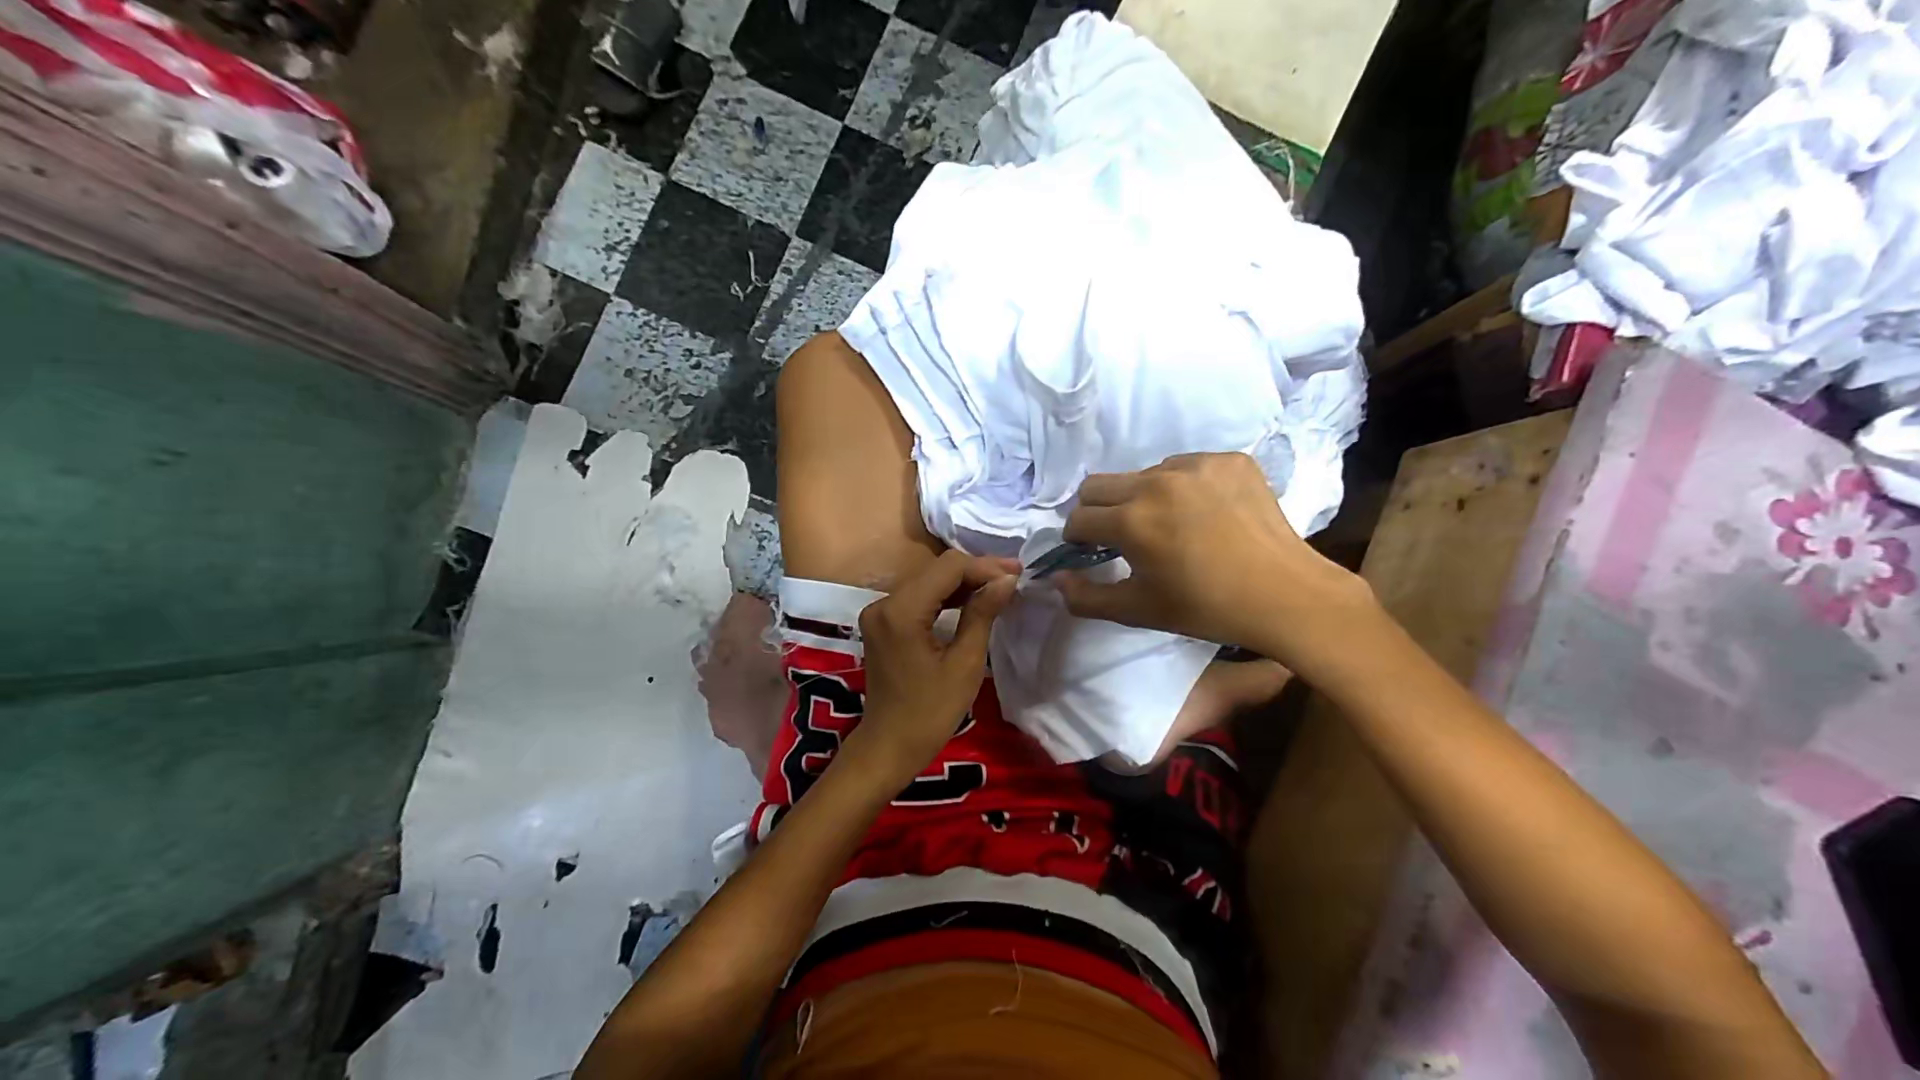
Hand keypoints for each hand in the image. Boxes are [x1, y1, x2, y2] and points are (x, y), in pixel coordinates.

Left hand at [845, 550, 1019, 783]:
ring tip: (1000, 588)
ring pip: (927, 580)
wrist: (889, 745)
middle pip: (936, 570)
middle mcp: (883, 603)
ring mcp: (879, 611)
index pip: (948, 568)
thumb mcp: (965, 664)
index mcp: (901, 612)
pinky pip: (917, 596)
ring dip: (962, 582)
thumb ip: (982, 614)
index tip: (1017, 575)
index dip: (984, 567)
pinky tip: (972, 601)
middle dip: (975, 572)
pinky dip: (945, 596)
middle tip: (1013, 580)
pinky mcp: (882, 622)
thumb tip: (1007, 580)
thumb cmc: (930, 713)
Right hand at [1058, 452, 1377, 679]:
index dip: (1078, 539)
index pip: (1078, 517)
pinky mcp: (1229, 459)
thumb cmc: (1206, 608)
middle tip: (1125, 537)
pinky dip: (1184, 488)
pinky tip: (1206, 515)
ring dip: (1143, 497)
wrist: (1285, 596)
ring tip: (1172, 525)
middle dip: (1100, 511)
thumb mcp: (1137, 611)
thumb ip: (1086, 597)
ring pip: (1143, 473)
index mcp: (1131, 520)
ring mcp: (1196, 465)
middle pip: (1099, 485)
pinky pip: (1186, 467)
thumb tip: (1056, 580)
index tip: (1094, 552)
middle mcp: (1157, 482)